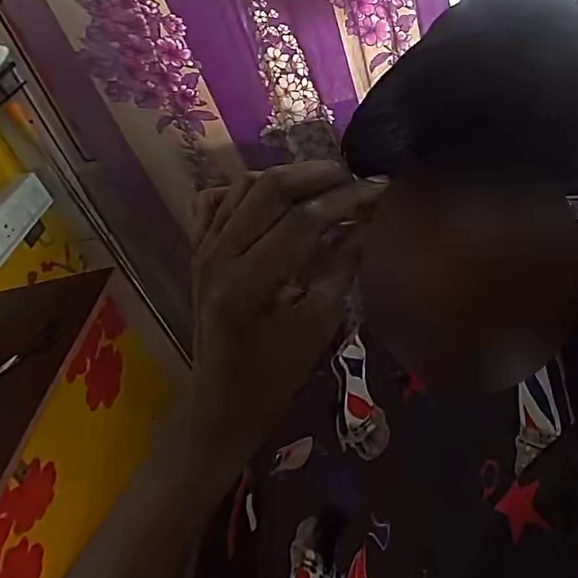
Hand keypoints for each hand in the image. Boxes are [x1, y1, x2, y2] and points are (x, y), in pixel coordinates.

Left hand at [180, 162, 382, 476]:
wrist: (221, 402)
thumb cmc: (274, 374)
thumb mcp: (318, 325)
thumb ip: (342, 266)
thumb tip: (368, 220)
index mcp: (249, 281)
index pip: (303, 220)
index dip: (346, 199)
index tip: (380, 187)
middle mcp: (218, 254)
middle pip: (268, 188)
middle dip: (316, 175)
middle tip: (352, 178)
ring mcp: (202, 248)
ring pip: (243, 186)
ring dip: (286, 176)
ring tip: (322, 183)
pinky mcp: (197, 249)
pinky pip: (215, 200)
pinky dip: (244, 189)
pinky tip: (271, 198)